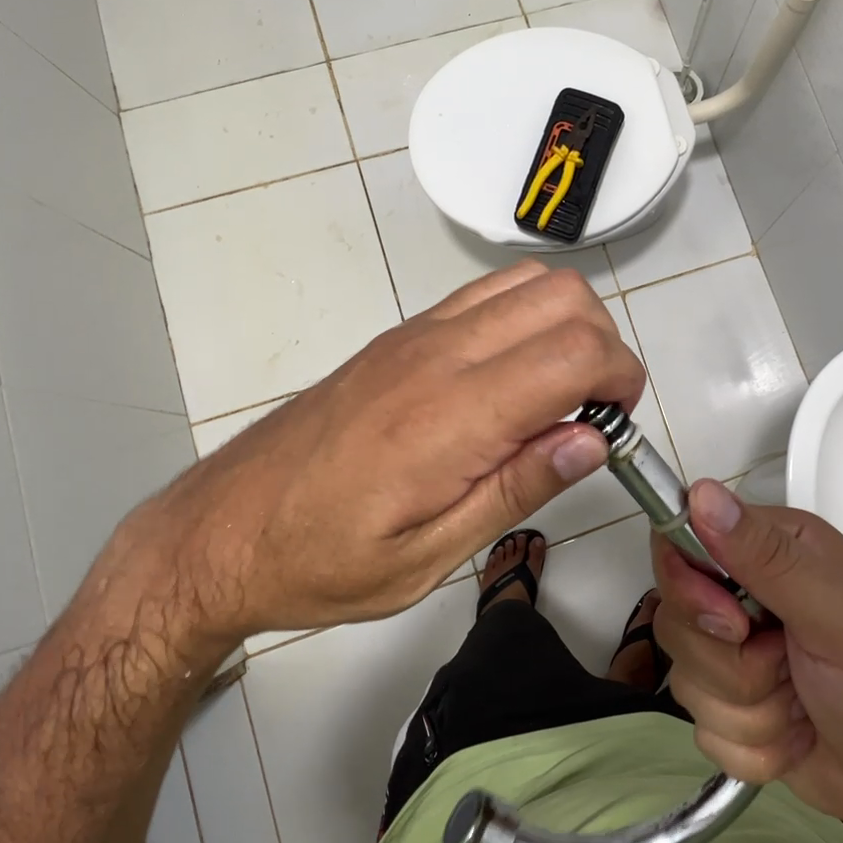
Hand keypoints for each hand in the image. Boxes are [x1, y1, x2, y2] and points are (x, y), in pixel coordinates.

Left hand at [149, 262, 644, 638]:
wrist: (221, 529)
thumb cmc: (322, 560)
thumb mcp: (427, 558)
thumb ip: (517, 490)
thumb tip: (594, 439)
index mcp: (451, 417)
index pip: (574, 353)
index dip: (621, 379)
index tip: (616, 425)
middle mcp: (439, 355)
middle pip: (565, 299)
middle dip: (607, 346)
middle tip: (595, 411)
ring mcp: (418, 334)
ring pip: (532, 282)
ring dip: (571, 323)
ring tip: (561, 391)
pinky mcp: (403, 333)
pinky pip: (489, 292)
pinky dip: (529, 314)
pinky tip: (514, 375)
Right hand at [652, 481, 842, 842]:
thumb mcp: (839, 613)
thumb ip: (767, 556)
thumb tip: (701, 493)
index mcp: (778, 549)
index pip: (687, 541)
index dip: (689, 585)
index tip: (729, 624)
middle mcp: (751, 593)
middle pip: (678, 617)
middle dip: (732, 663)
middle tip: (787, 666)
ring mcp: (741, 654)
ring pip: (688, 678)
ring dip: (751, 711)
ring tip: (802, 707)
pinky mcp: (736, 707)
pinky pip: (703, 728)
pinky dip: (753, 746)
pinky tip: (796, 737)